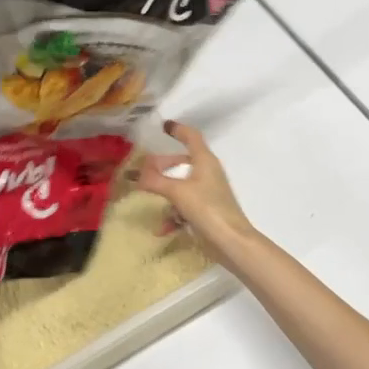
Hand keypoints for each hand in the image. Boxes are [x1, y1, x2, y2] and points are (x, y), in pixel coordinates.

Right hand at [131, 120, 260, 263]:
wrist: (231, 241)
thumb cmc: (207, 208)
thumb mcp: (177, 192)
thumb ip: (155, 180)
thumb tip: (136, 174)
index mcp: (205, 161)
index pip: (191, 137)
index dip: (178, 129)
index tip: (163, 126)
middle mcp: (208, 173)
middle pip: (182, 161)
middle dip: (163, 165)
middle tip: (144, 169)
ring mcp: (208, 193)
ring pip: (181, 186)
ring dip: (166, 194)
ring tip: (149, 200)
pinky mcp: (207, 211)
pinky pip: (185, 207)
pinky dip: (173, 215)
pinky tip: (161, 229)